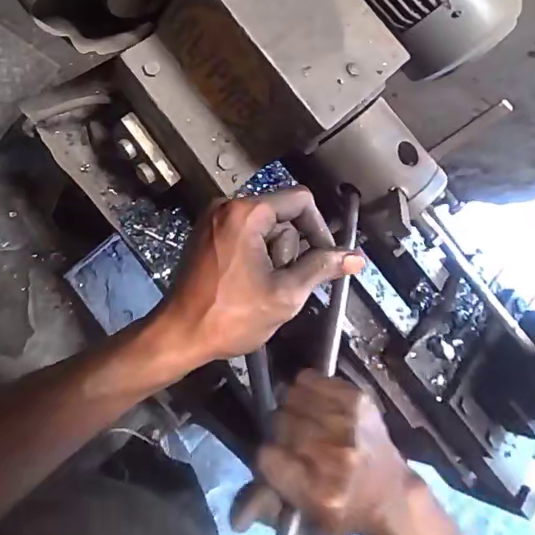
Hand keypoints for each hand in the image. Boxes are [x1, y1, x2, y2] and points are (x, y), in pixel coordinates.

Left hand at [152, 188, 362, 363]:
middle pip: (282, 215)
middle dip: (289, 250)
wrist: (179, 334)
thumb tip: (355, 258)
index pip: (300, 200)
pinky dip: (256, 255)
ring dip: (273, 256)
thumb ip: (321, 268)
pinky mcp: (207, 233)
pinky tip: (249, 284)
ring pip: (265, 227)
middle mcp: (227, 206)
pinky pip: (245, 234)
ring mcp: (214, 218)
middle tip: (281, 283)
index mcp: (245, 212)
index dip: (319, 229)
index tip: (323, 259)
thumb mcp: (285, 293)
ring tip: (262, 288)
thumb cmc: (230, 316)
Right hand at [231, 370, 420, 534]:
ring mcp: (348, 423)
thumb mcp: (304, 525)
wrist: (391, 494)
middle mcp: (335, 456)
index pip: (266, 457)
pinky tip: (313, 402)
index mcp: (319, 493)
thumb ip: (267, 511)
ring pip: (292, 397)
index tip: (277, 462)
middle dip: (279, 431)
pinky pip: (312, 377)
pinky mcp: (357, 398)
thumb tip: (235, 518)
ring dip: (291, 407)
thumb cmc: (342, 513)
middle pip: (279, 423)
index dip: (267, 457)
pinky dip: (305, 387)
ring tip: (301, 420)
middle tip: (290, 440)